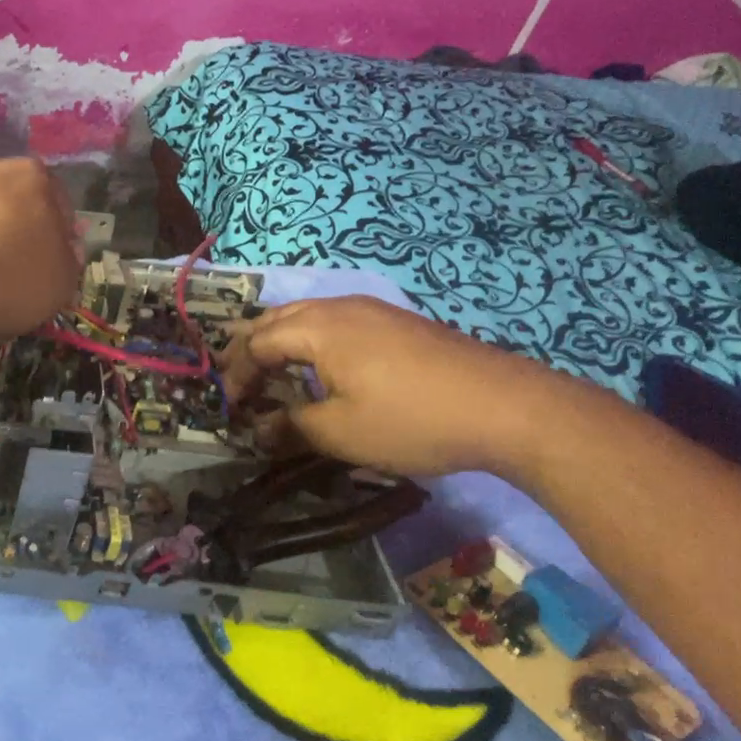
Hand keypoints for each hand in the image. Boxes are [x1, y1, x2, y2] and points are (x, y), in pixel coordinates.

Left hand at [0, 157, 80, 342]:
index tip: (46, 263)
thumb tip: (62, 248)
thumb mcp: (61, 282)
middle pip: (10, 199)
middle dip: (12, 226)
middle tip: (8, 266)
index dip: (55, 235)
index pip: (56, 202)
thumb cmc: (7, 280)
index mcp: (33, 176)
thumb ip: (69, 259)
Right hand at [220, 296, 598, 477]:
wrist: (509, 408)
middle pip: (276, 320)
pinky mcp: (399, 322)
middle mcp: (338, 306)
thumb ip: (291, 427)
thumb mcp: (341, 433)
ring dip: (284, 344)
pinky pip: (337, 322)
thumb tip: (260, 429)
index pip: (255, 343)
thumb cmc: (412, 420)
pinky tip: (329, 371)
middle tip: (243, 386)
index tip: (231, 408)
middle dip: (252, 351)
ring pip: (308, 317)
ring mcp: (373, 310)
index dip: (236, 375)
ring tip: (279, 377)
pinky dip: (315, 342)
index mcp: (315, 327)